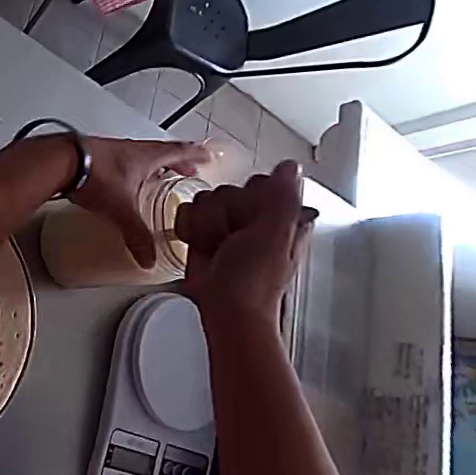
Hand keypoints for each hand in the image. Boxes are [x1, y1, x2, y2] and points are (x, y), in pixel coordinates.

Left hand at [69, 137, 211, 267]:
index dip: (194, 154)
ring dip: (148, 163)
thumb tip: (147, 258)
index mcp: (146, 156)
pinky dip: (124, 168)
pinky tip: (117, 180)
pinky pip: (114, 160)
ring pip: (136, 154)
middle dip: (174, 161)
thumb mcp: (121, 210)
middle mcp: (130, 149)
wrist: (58, 162)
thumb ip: (136, 235)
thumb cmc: (93, 175)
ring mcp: (109, 149)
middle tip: (183, 168)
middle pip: (158, 151)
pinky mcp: (90, 155)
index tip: (205, 155)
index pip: (179, 151)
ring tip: (151, 177)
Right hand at [174, 160, 316, 322]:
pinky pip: (187, 213)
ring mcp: (226, 224)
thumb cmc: (255, 280)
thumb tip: (288, 167)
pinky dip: (190, 230)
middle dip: (226, 216)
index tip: (254, 220)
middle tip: (235, 239)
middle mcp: (254, 216)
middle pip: (228, 190)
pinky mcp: (202, 232)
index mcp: (281, 213)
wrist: (225, 307)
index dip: (251, 198)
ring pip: (205, 200)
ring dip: (207, 226)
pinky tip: (202, 246)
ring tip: (218, 247)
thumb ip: (283, 197)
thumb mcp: (276, 234)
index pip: (260, 182)